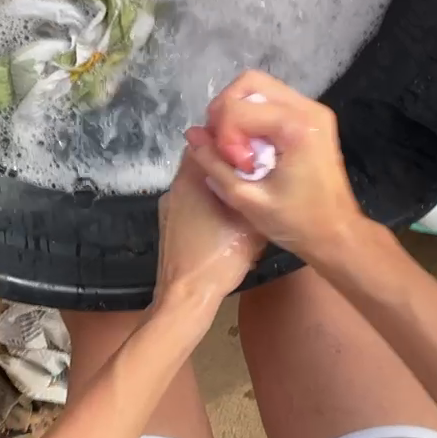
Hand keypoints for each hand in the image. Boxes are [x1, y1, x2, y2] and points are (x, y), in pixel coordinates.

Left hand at [155, 156, 265, 309]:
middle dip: (226, 164)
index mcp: (189, 181)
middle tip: (253, 170)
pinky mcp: (169, 226)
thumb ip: (257, 195)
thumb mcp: (250, 224)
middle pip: (201, 163)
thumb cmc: (218, 258)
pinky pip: (191, 203)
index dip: (229, 140)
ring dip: (217, 185)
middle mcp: (174, 189)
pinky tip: (227, 218)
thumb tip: (267, 178)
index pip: (206, 141)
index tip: (251, 145)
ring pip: (196, 185)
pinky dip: (207, 203)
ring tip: (245, 193)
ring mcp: (168, 208)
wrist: (186, 296)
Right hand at [183, 70, 370, 255]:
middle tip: (222, 144)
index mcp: (295, 126)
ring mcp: (312, 110)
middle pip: (248, 82)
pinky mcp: (311, 118)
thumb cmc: (295, 222)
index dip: (223, 137)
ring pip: (258, 87)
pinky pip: (271, 101)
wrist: (336, 234)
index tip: (235, 166)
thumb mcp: (245, 198)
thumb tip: (192, 134)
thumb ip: (214, 164)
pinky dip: (252, 117)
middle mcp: (307, 108)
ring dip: (237, 113)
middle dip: (225, 112)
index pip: (236, 107)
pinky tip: (251, 146)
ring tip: (235, 146)